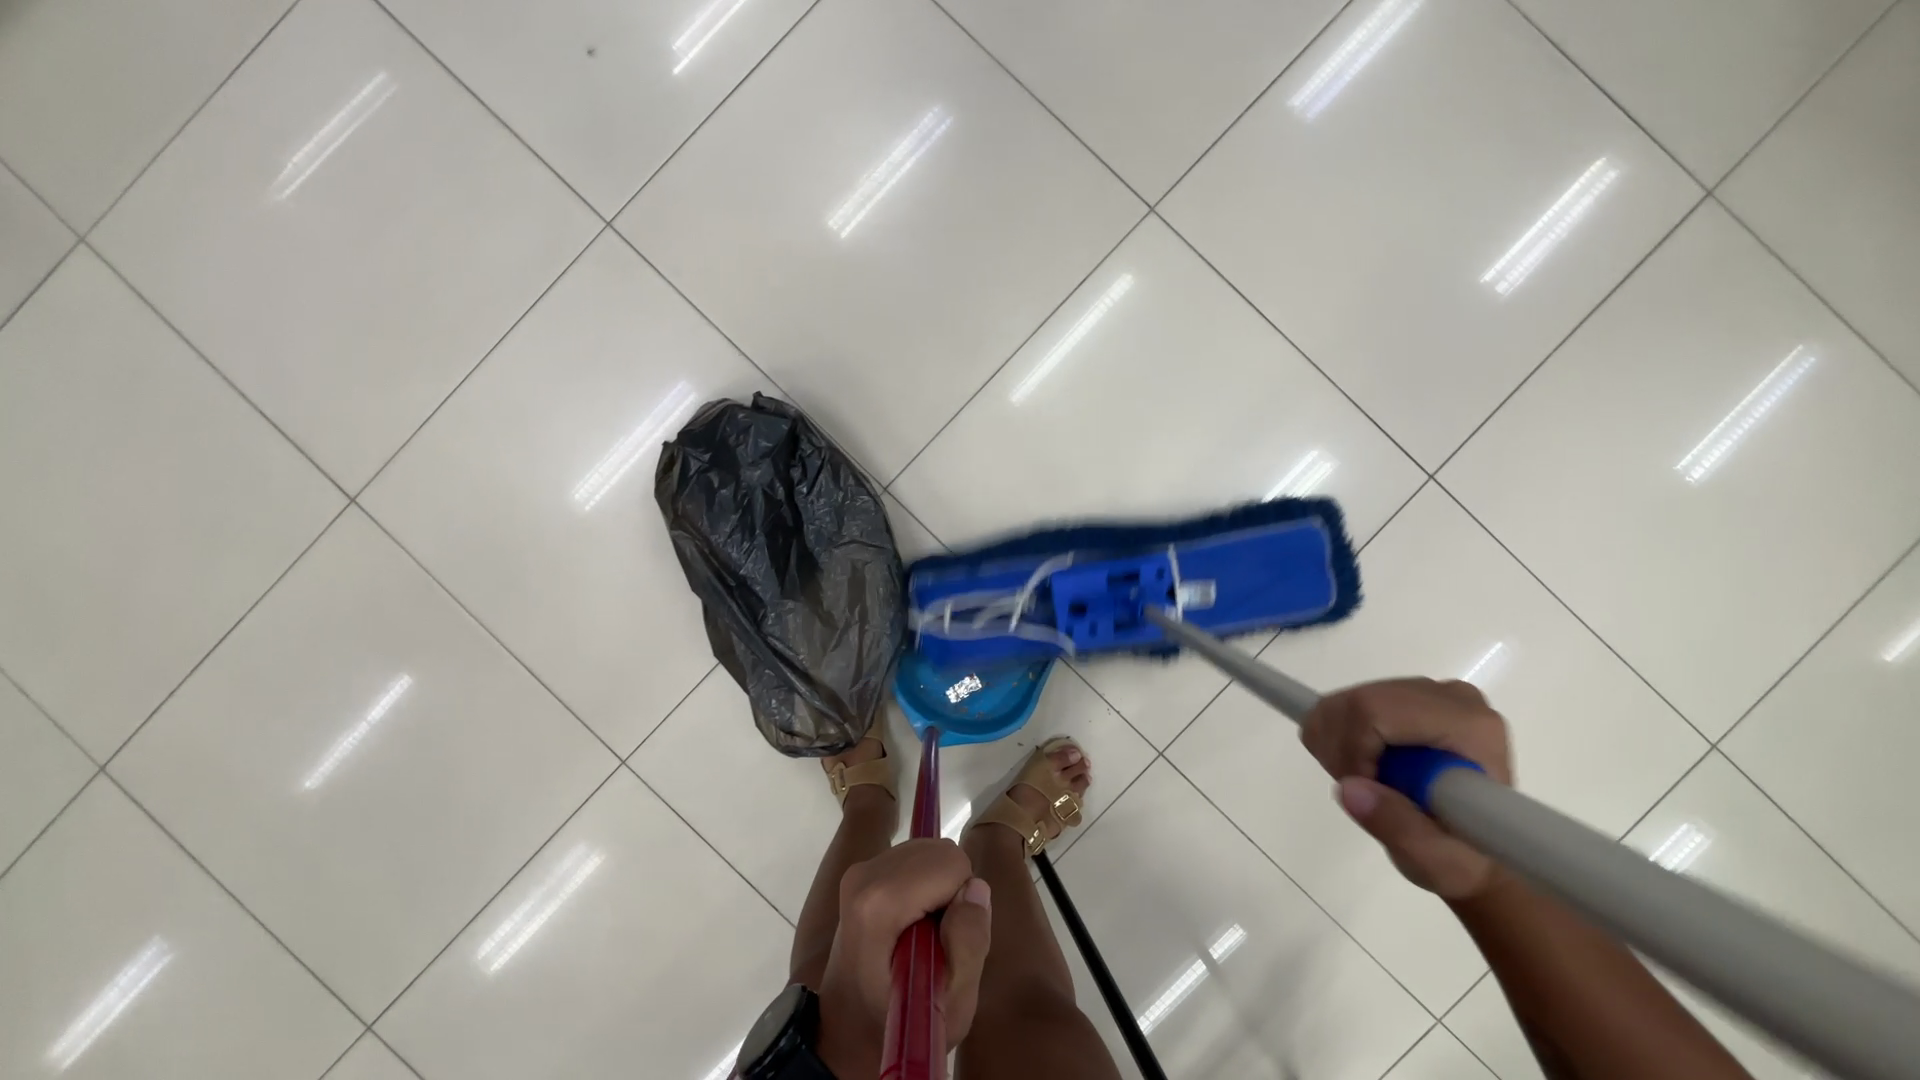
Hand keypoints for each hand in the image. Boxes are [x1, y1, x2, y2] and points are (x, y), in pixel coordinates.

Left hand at [816, 839, 992, 1074]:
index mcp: (881, 904)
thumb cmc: (902, 1021)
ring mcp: (861, 869)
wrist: (850, 1024)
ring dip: (941, 886)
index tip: (948, 941)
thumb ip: (969, 945)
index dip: (963, 902)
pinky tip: (914, 919)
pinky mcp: (863, 869)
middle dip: (953, 890)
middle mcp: (865, 875)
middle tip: (939, 937)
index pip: (952, 864)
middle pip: (942, 853)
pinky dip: (927, 883)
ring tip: (926, 932)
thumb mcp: (952, 1006)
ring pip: (932, 852)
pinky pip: (917, 857)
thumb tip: (976, 887)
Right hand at [1301, 678, 1514, 899]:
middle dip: (1340, 749)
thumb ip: (1397, 826)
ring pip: (1347, 700)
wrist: (1477, 847)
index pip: (1377, 710)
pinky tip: (1361, 764)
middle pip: (1359, 700)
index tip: (1363, 792)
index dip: (1353, 751)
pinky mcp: (1411, 697)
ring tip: (1363, 783)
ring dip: (1336, 745)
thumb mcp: (1436, 862)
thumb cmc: (1462, 857)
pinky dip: (1337, 736)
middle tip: (1357, 790)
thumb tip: (1350, 788)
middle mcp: (1453, 698)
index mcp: (1469, 727)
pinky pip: (1348, 702)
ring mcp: (1430, 693)